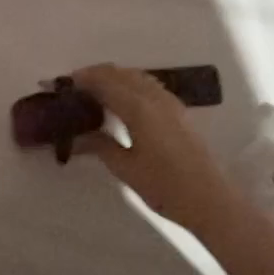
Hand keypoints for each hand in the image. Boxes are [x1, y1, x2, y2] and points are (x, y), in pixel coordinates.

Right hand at [73, 64, 245, 236]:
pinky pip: (148, 85)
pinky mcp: (178, 110)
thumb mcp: (127, 170)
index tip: (62, 85)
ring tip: (94, 93)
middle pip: (121, 74)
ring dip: (114, 77)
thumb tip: (76, 137)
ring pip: (136, 77)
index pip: (105, 82)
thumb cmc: (165, 188)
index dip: (82, 79)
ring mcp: (169, 101)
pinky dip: (130, 84)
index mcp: (138, 108)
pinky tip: (123, 101)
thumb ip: (101, 147)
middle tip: (74, 89)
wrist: (210, 200)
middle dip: (96, 75)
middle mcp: (154, 97)